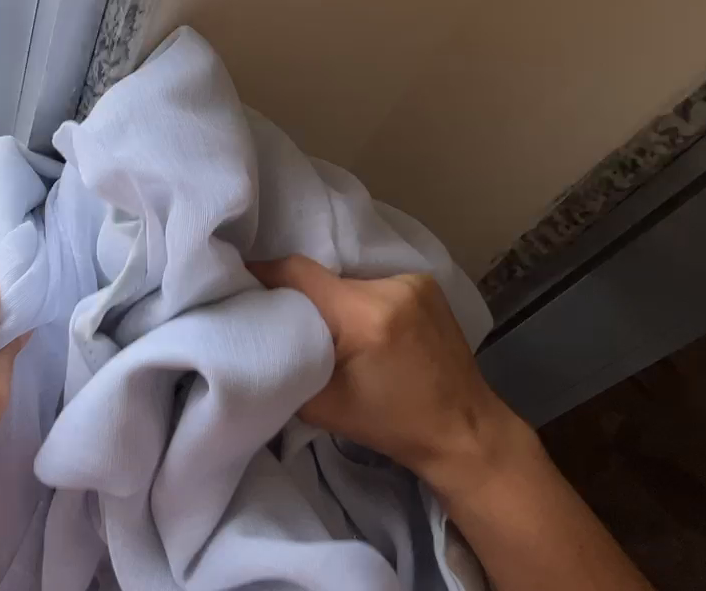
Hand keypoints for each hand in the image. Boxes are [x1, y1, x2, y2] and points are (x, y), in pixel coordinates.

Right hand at [248, 255, 530, 498]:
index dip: (262, 274)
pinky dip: (356, 297)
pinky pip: (370, 280)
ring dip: (329, 297)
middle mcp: (389, 288)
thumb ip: (282, 364)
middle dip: (297, 293)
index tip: (238, 283)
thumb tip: (245, 337)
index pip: (295, 272)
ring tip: (324, 323)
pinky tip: (360, 322)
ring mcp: (412, 282)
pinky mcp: (424, 283)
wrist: (467, 435)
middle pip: (319, 275)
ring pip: (344, 277)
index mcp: (363, 316)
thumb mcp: (320, 405)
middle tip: (279, 314)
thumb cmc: (391, 425)